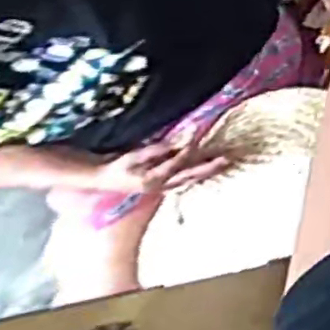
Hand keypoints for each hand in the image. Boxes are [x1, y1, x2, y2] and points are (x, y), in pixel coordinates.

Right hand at [87, 139, 229, 194]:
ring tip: (226, 162)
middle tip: (227, 158)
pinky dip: (200, 176)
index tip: (199, 141)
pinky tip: (214, 170)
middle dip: (209, 167)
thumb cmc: (117, 167)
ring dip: (209, 171)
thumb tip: (179, 141)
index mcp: (152, 178)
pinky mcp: (165, 187)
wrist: (102, 180)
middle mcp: (161, 185)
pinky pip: (187, 182)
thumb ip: (157, 150)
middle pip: (190, 175)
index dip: (188, 151)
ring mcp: (164, 188)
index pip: (176, 163)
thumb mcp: (133, 157)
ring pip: (191, 179)